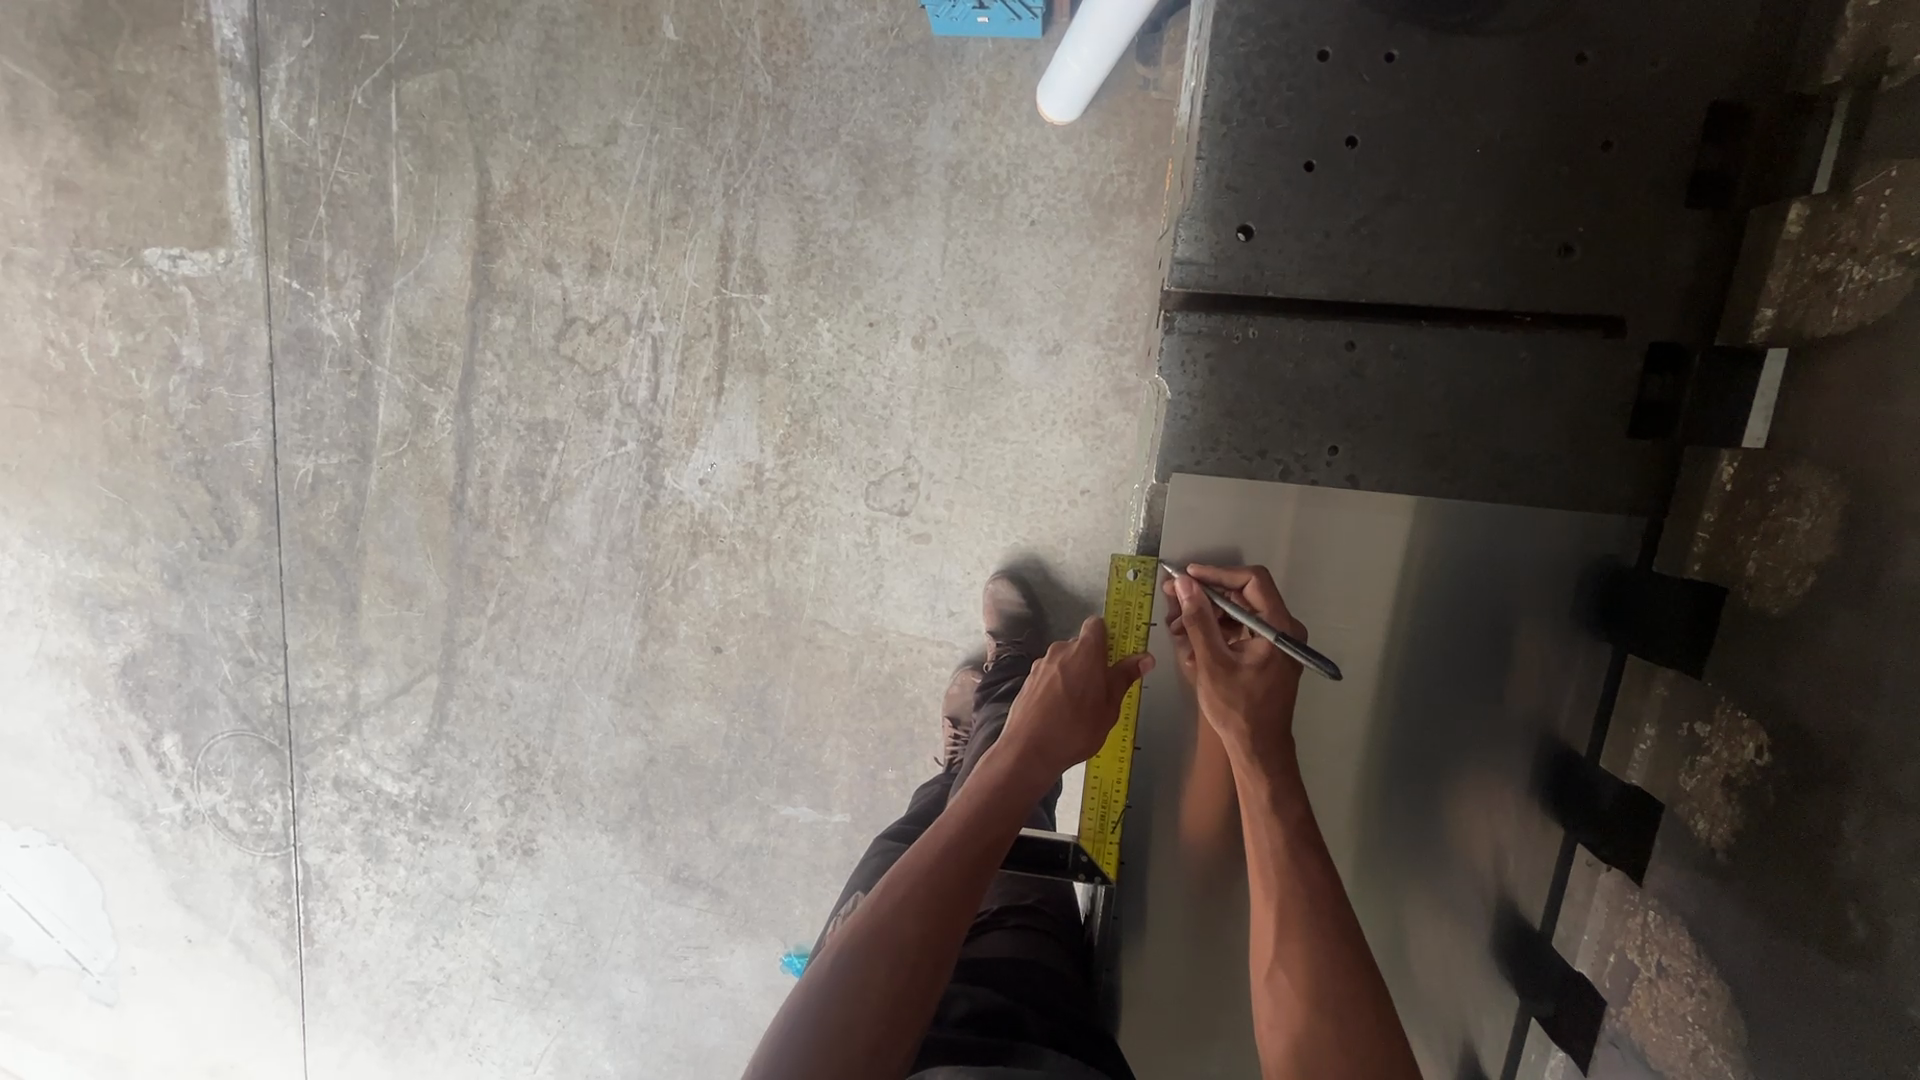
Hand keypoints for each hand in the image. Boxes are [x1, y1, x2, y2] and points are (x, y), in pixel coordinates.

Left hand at [997, 616, 1153, 781]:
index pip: (1097, 625)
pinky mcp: (1028, 680)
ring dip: (1073, 674)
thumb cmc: (1077, 728)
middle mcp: (1060, 650)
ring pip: (1064, 661)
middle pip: (1080, 645)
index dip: (1107, 636)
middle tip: (1102, 689)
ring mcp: (1040, 664)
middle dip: (1092, 661)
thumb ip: (1125, 677)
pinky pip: (1049, 675)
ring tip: (1079, 706)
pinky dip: (1056, 686)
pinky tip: (1059, 711)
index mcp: (1085, 650)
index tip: (1115, 657)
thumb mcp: (1110, 707)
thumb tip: (1146, 657)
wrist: (1028, 749)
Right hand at [1163, 564, 1306, 761]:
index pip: (1251, 581)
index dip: (1217, 574)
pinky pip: (1238, 628)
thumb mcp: (1212, 662)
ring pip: (1237, 611)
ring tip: (1175, 625)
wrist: (1258, 748)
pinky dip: (1214, 629)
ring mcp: (1276, 640)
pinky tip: (1190, 637)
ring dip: (1205, 613)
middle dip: (1205, 595)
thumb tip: (1185, 584)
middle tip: (1173, 597)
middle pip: (1243, 594)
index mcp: (1279, 627)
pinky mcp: (1266, 651)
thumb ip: (1199, 619)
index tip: (1187, 576)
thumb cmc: (1238, 708)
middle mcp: (1283, 628)